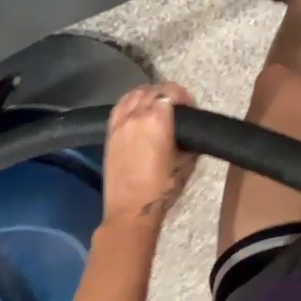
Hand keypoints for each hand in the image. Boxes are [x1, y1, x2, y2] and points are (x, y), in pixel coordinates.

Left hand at [101, 83, 196, 226]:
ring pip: (134, 94)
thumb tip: (190, 131)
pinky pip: (119, 106)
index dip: (183, 96)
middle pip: (153, 90)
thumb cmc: (162, 188)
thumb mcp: (186, 163)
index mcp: (158, 120)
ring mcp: (120, 123)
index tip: (190, 106)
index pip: (171, 92)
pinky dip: (130, 101)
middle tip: (177, 106)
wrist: (130, 210)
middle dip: (167, 93)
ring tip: (157, 104)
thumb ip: (189, 140)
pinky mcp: (110, 132)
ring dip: (148, 94)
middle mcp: (137, 115)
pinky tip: (137, 108)